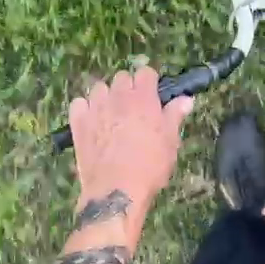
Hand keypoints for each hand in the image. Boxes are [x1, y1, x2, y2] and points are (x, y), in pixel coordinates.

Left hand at [66, 68, 193, 218]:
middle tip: (133, 109)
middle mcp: (119, 96)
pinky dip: (84, 109)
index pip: (146, 72)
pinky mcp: (79, 122)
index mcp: (143, 97)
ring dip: (106, 96)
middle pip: (122, 77)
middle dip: (128, 88)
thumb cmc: (150, 166)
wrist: (117, 191)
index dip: (149, 82)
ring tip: (111, 115)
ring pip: (99, 88)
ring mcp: (96, 107)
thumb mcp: (170, 141)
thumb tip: (186, 99)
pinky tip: (91, 122)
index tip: (151, 95)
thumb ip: (175, 115)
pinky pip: (79, 103)